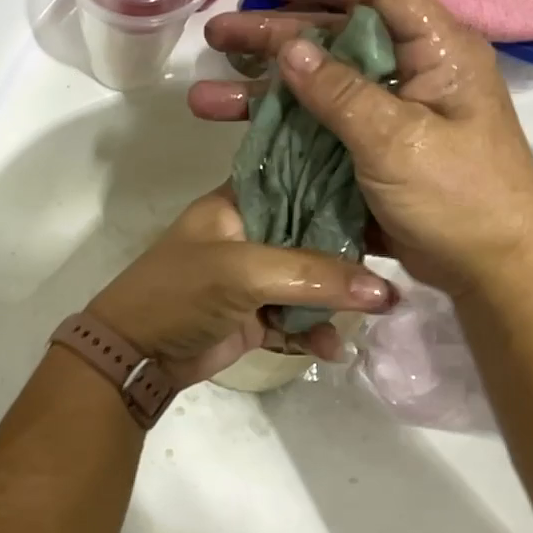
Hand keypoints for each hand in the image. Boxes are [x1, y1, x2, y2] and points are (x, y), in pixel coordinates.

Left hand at [85, 187, 394, 386]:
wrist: (135, 356)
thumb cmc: (178, 295)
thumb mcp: (241, 273)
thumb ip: (310, 275)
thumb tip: (382, 289)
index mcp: (235, 203)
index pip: (296, 176)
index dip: (339, 181)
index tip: (390, 188)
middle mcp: (248, 233)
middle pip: (312, 231)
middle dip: (350, 249)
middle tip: (398, 257)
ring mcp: (252, 277)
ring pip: (310, 279)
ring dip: (338, 297)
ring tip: (376, 312)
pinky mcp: (254, 316)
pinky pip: (298, 319)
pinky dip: (315, 332)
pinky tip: (333, 348)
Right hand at [191, 0, 532, 296]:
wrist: (489, 271)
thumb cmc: (459, 197)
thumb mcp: (397, 140)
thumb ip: (340, 93)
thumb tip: (289, 47)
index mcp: (437, 52)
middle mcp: (409, 73)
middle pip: (334, 38)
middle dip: (272, 36)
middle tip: (216, 36)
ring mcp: (385, 114)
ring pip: (315, 86)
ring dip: (261, 88)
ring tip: (203, 93)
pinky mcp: (366, 151)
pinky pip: (314, 126)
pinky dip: (275, 125)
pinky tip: (234, 128)